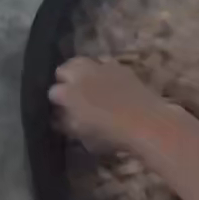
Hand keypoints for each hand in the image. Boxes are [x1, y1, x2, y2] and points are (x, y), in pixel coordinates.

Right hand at [49, 58, 182, 154]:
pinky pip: (102, 63)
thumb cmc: (111, 136)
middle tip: (70, 92)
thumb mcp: (83, 137)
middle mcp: (80, 75)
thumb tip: (59, 118)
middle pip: (63, 69)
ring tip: (86, 83)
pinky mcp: (118, 66)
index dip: (56, 101)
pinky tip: (106, 82)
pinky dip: (100, 70)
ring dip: (80, 71)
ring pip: (81, 61)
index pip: (53, 92)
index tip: (61, 109)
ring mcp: (100, 67)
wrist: (146, 123)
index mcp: (67, 93)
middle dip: (64, 79)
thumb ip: (67, 124)